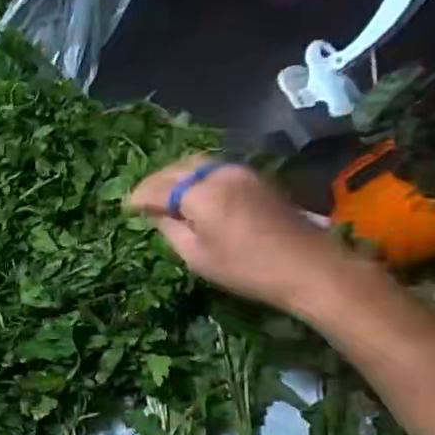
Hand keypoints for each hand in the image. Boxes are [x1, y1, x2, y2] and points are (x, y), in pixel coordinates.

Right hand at [127, 156, 366, 314]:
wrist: (308, 266)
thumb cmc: (247, 269)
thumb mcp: (197, 257)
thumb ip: (171, 229)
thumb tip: (157, 214)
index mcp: (201, 192)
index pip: (159, 187)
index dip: (140, 197)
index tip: (126, 207)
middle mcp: (219, 173)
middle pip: (178, 168)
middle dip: (157, 181)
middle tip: (142, 199)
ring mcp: (241, 172)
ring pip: (198, 165)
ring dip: (177, 177)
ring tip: (165, 195)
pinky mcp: (256, 179)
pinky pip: (215, 170)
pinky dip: (197, 178)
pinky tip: (192, 194)